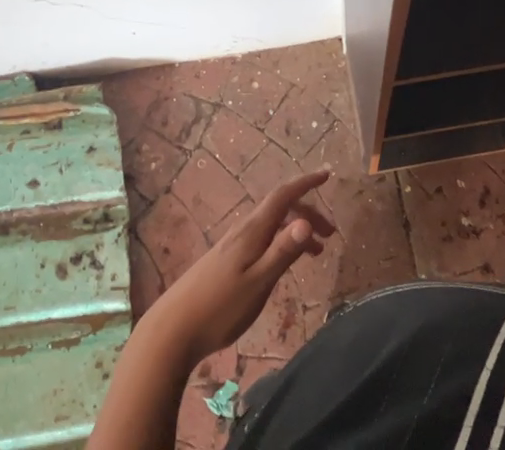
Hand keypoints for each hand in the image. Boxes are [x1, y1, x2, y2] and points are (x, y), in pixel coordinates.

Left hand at [141, 170, 337, 366]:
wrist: (173, 330)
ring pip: (272, 225)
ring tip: (317, 254)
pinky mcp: (227, 260)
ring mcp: (233, 245)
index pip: (282, 196)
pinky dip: (281, 243)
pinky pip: (262, 239)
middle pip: (279, 208)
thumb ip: (282, 253)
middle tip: (331, 235)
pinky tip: (284, 264)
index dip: (305, 183)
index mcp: (252, 232)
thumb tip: (307, 221)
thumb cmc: (219, 308)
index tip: (326, 174)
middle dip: (308, 213)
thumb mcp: (258, 283)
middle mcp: (242, 231)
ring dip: (296, 231)